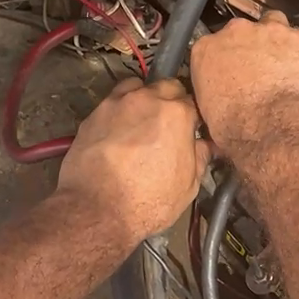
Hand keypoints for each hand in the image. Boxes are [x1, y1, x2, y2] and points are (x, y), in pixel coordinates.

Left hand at [57, 78, 209, 244]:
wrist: (98, 211)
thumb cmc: (146, 202)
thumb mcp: (189, 185)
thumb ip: (200, 157)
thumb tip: (205, 145)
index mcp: (177, 114)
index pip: (194, 102)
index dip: (195, 118)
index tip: (193, 130)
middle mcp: (146, 100)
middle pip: (166, 86)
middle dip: (171, 101)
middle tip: (170, 126)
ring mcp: (117, 104)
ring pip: (136, 87)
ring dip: (144, 100)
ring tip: (143, 124)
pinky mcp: (93, 115)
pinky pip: (112, 103)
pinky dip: (120, 112)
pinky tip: (120, 134)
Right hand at [190, 10, 298, 154]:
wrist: (275, 131)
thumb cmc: (241, 129)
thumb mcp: (210, 116)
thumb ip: (213, 97)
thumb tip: (220, 105)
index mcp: (208, 51)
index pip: (211, 45)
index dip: (224, 61)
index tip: (229, 73)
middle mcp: (239, 33)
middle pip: (245, 31)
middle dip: (252, 49)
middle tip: (260, 74)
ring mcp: (274, 32)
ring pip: (277, 24)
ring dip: (281, 40)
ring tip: (287, 62)